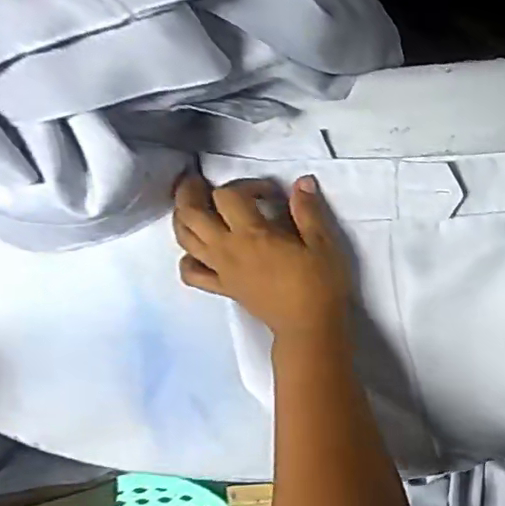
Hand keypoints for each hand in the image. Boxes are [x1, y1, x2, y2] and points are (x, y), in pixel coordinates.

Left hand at [173, 173, 351, 348]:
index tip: (270, 192)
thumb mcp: (323, 243)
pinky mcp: (223, 287)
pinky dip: (187, 258)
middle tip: (199, 180)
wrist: (309, 325)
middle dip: (190, 191)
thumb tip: (301, 182)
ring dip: (182, 217)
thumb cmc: (320, 283)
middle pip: (191, 213)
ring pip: (184, 238)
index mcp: (252, 234)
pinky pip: (191, 272)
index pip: (229, 195)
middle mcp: (227, 248)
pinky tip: (199, 252)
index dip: (246, 184)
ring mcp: (221, 269)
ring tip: (191, 205)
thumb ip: (308, 211)